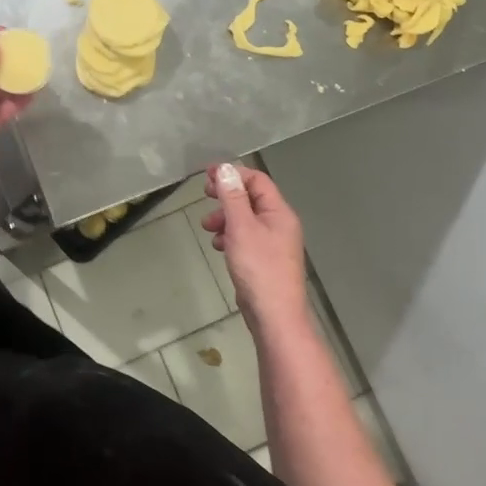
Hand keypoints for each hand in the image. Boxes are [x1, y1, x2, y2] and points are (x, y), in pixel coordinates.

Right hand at [201, 164, 308, 324]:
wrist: (274, 316)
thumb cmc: (258, 268)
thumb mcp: (241, 227)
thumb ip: (232, 197)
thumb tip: (226, 169)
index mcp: (279, 212)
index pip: (257, 180)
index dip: (232, 173)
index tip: (207, 175)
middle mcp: (279, 224)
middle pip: (251, 198)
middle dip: (226, 196)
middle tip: (205, 195)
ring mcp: (273, 243)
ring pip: (246, 219)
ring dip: (225, 217)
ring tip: (207, 227)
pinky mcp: (265, 259)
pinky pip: (246, 237)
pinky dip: (230, 235)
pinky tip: (218, 246)